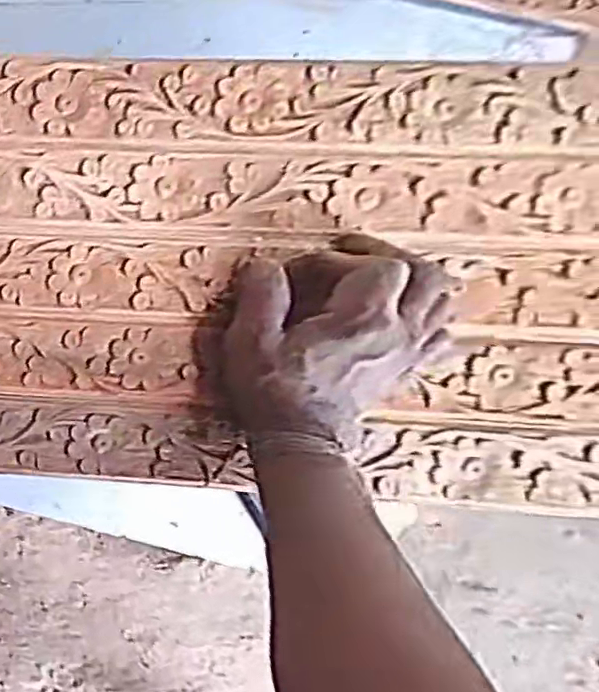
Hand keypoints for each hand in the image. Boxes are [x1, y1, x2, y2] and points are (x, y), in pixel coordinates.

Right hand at [224, 234, 453, 458]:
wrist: (299, 437)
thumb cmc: (270, 391)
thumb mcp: (247, 342)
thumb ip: (259, 299)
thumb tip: (262, 266)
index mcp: (362, 320)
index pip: (371, 266)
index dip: (331, 260)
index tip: (293, 271)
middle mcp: (399, 330)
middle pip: (424, 272)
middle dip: (385, 255)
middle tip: (347, 253)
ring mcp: (410, 350)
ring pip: (443, 297)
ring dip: (412, 279)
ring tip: (374, 276)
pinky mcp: (406, 366)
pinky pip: (441, 330)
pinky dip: (427, 312)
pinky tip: (400, 313)